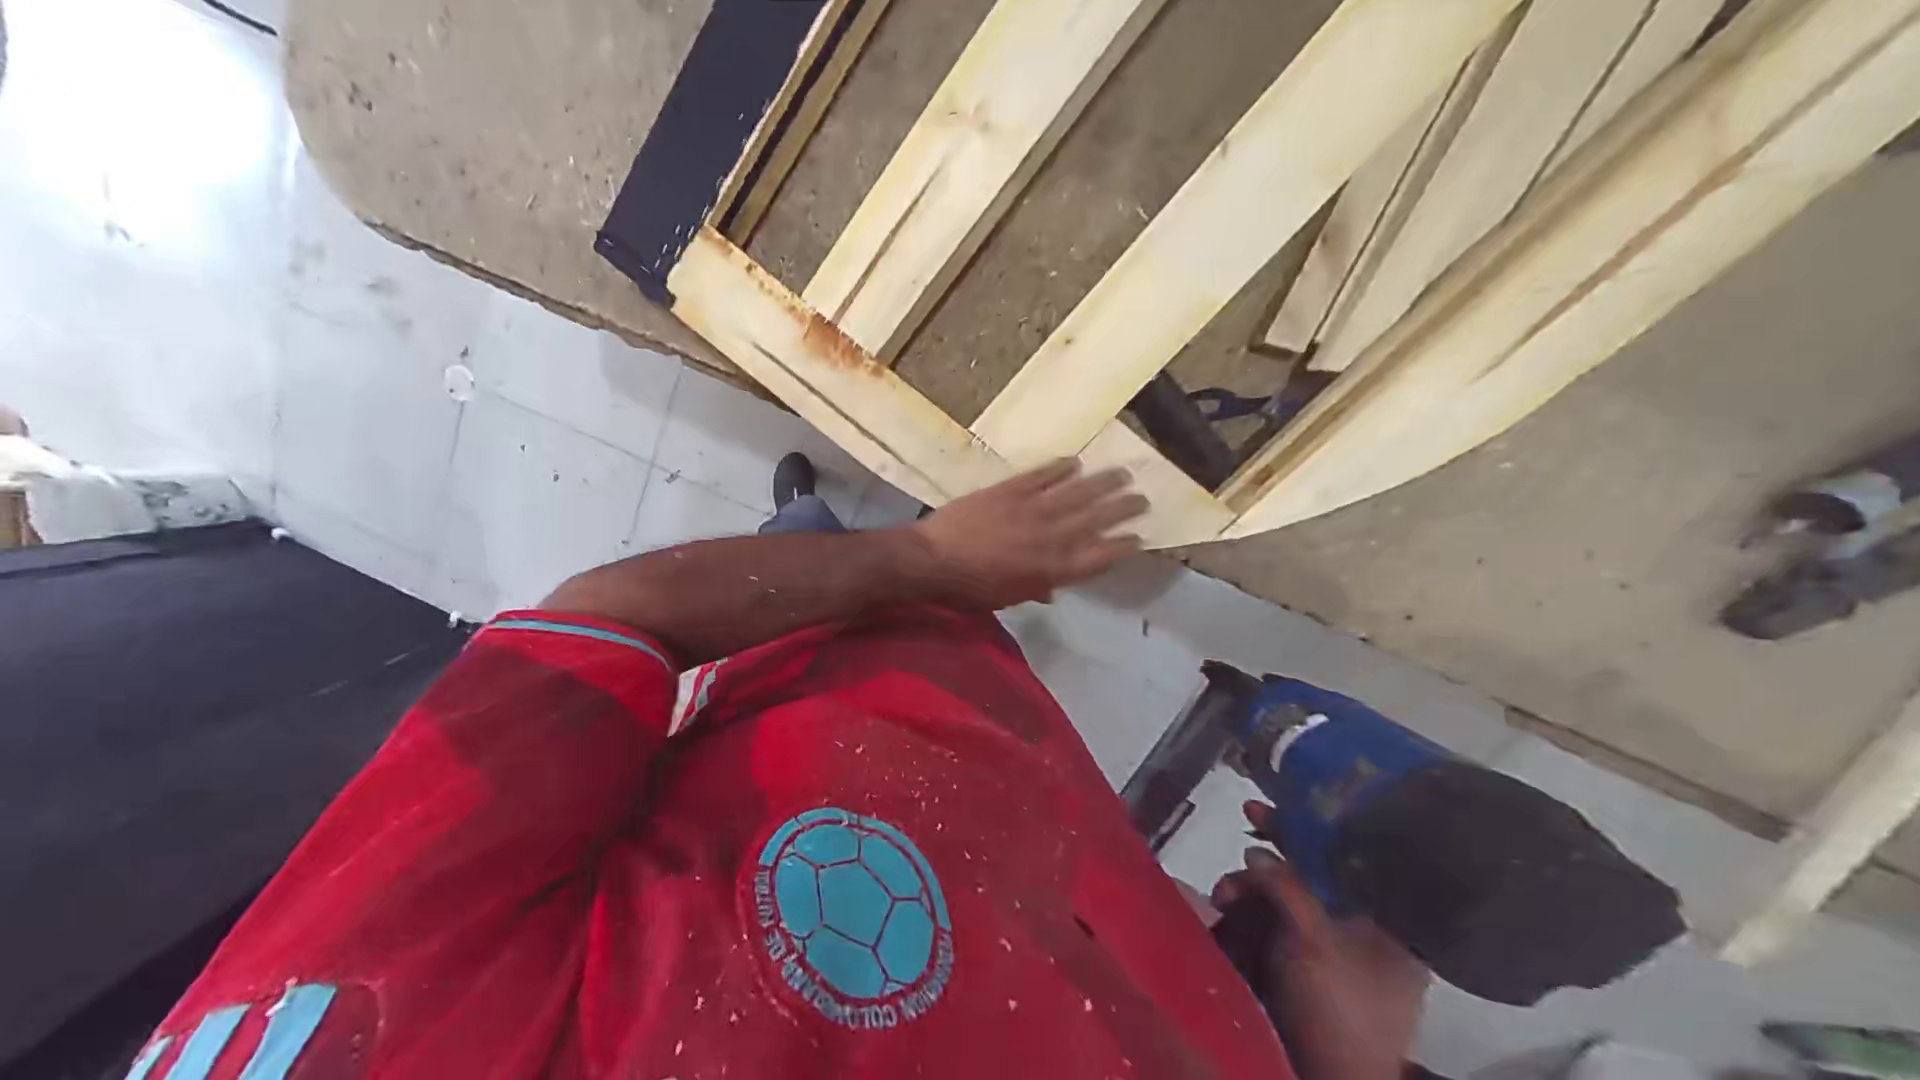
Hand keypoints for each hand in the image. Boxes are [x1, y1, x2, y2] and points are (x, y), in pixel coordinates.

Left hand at [909, 460, 1147, 608]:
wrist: (934, 561)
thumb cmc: (971, 589)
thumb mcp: (1008, 598)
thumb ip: (1035, 589)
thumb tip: (1051, 590)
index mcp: (1053, 570)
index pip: (1100, 556)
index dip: (1123, 546)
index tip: (1139, 537)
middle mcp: (1052, 538)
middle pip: (1098, 519)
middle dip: (1124, 508)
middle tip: (1142, 498)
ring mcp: (1033, 510)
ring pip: (1078, 492)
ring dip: (1103, 482)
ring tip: (1122, 473)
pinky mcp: (1012, 490)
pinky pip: (1043, 475)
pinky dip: (1060, 467)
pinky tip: (1074, 461)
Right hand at [1212, 802, 1428, 1079]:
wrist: (1330, 1076)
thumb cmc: (1341, 1009)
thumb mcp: (1313, 942)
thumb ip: (1286, 888)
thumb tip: (1257, 850)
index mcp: (1388, 917)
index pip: (1356, 851)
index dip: (1320, 822)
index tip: (1290, 797)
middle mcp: (1364, 921)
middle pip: (1319, 865)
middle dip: (1277, 846)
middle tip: (1247, 816)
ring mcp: (1334, 938)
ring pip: (1291, 887)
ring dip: (1253, 881)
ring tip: (1224, 894)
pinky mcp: (1306, 953)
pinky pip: (1276, 913)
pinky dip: (1250, 904)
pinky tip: (1225, 905)